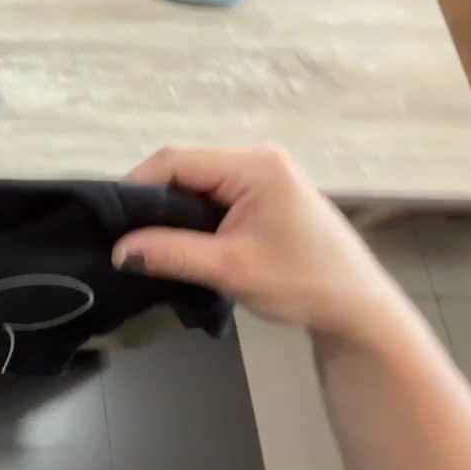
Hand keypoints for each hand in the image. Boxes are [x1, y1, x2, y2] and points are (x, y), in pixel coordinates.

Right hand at [112, 145, 409, 342]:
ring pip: (194, 183)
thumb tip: (117, 250)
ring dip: (168, 210)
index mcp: (254, 165)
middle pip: (183, 168)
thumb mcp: (231, 269)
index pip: (176, 160)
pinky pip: (210, 195)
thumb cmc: (303, 283)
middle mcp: (257, 159)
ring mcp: (261, 175)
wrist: (358, 311)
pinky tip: (175, 239)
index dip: (137, 184)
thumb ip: (171, 253)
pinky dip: (188, 215)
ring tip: (145, 239)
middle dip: (150, 199)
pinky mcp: (261, 195)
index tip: (112, 219)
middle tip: (125, 233)